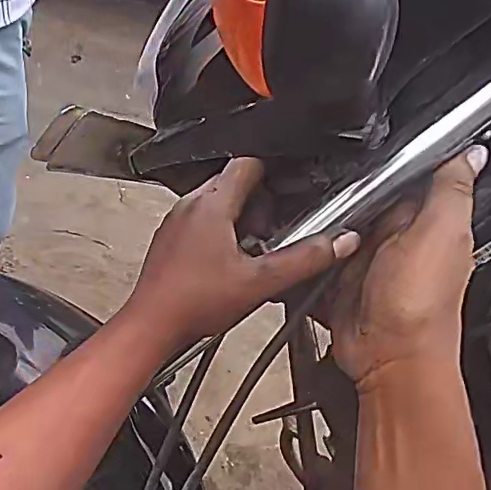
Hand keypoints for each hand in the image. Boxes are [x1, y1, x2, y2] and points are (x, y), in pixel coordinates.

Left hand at [117, 158, 358, 353]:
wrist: (151, 326)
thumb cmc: (192, 303)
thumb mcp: (259, 282)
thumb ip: (303, 260)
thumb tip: (339, 243)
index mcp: (211, 204)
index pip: (249, 162)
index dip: (275, 172)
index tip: (288, 193)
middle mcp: (189, 206)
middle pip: (234, 183)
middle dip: (260, 204)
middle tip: (271, 234)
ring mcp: (176, 223)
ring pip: (217, 205)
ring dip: (240, 222)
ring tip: (251, 254)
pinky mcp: (169, 242)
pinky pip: (200, 225)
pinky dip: (219, 237)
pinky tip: (228, 268)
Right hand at [326, 145, 485, 392]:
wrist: (386, 358)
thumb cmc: (419, 306)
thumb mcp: (442, 232)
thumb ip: (451, 188)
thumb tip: (471, 149)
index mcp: (429, 224)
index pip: (407, 178)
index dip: (389, 164)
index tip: (369, 159)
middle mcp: (399, 242)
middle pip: (364, 201)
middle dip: (347, 196)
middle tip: (341, 202)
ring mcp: (368, 264)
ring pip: (338, 229)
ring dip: (326, 227)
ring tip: (324, 229)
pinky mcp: (342, 285)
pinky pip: (320, 261)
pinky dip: (313, 257)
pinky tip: (310, 252)